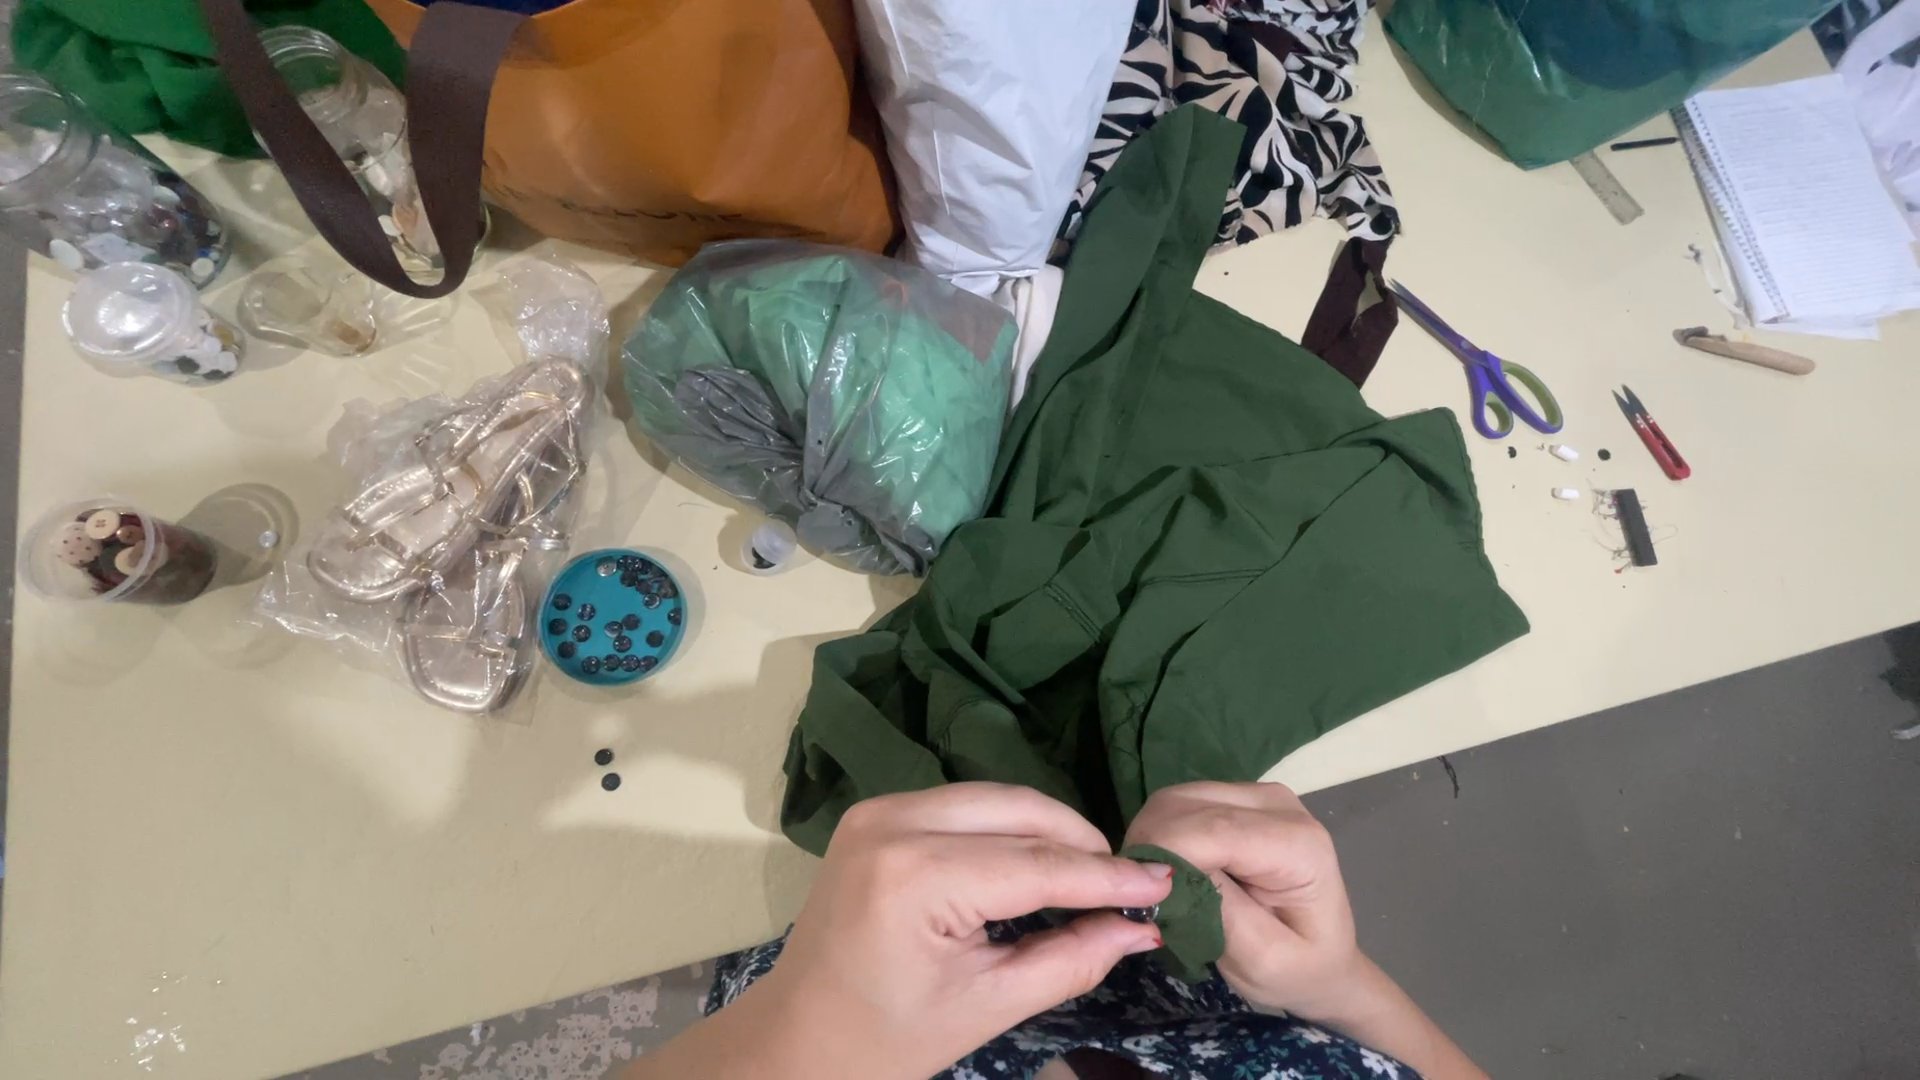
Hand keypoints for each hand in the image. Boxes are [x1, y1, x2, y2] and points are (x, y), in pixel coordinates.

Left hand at [753, 783, 1170, 1079]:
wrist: (794, 1037)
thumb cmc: (886, 1039)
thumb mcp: (986, 1007)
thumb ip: (1069, 959)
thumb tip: (1140, 928)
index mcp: (915, 877)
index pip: (1033, 865)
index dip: (1104, 875)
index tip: (1162, 881)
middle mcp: (894, 822)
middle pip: (1015, 810)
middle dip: (1078, 840)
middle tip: (1127, 878)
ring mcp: (880, 808)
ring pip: (991, 797)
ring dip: (1045, 827)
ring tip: (1089, 869)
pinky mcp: (877, 809)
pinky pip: (963, 804)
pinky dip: (1006, 824)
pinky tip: (1032, 857)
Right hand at [1121, 781, 1362, 1018]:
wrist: (1323, 963)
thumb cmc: (1300, 972)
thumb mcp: (1264, 963)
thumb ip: (1220, 912)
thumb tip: (1167, 871)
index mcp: (1299, 843)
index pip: (1212, 829)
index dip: (1165, 853)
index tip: (1138, 895)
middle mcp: (1276, 802)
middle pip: (1185, 806)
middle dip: (1152, 847)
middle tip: (1139, 896)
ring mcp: (1253, 793)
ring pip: (1174, 799)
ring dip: (1152, 839)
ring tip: (1152, 885)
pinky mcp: (1233, 795)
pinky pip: (1177, 803)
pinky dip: (1160, 833)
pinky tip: (1166, 866)